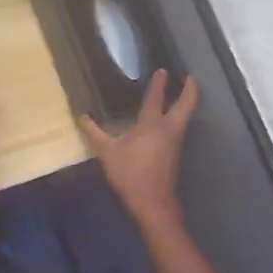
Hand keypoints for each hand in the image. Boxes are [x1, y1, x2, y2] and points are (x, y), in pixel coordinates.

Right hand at [79, 69, 198, 231]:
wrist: (152, 202)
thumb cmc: (130, 173)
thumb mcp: (107, 152)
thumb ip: (94, 133)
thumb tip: (81, 117)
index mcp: (152, 124)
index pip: (156, 98)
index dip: (159, 83)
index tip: (163, 70)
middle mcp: (169, 129)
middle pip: (186, 104)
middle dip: (190, 90)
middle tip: (191, 77)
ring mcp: (175, 142)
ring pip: (185, 117)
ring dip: (186, 103)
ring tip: (181, 94)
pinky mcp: (174, 153)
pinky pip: (180, 128)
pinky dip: (178, 117)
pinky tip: (169, 120)